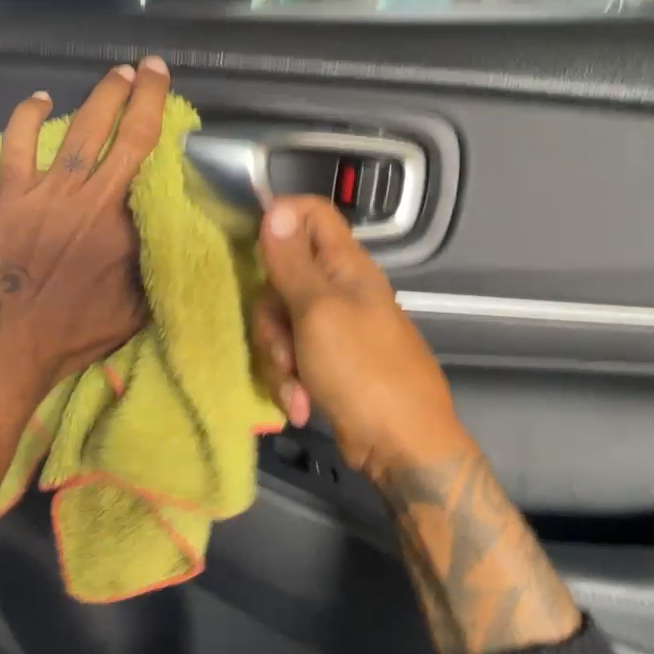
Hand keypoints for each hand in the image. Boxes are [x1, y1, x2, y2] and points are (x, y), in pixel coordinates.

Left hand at [0, 56, 170, 397]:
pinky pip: (18, 144)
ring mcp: (43, 196)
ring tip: (115, 77)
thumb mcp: (136, 308)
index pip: (151, 163)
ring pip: (76, 130)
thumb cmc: (76, 334)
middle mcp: (88, 201)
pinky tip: (42, 100)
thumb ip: (154, 262)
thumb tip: (172, 228)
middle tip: (148, 68)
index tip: (169, 95)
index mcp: (124, 228)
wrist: (9, 348)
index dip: (162, 121)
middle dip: (138, 93)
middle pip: (120, 132)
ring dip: (99, 97)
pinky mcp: (8, 198)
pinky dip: (29, 116)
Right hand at [248, 196, 466, 476]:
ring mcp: (331, 329)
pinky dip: (289, 383)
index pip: (311, 214)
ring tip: (296, 390)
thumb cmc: (364, 372)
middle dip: (270, 320)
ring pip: (278, 324)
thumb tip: (276, 208)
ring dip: (278, 361)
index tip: (253, 251)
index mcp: (346, 267)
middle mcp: (338, 291)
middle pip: (279, 280)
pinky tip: (301, 405)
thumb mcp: (319, 313)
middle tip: (284, 349)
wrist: (400, 446)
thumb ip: (292, 263)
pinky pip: (288, 358)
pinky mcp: (323, 363)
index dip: (280, 220)